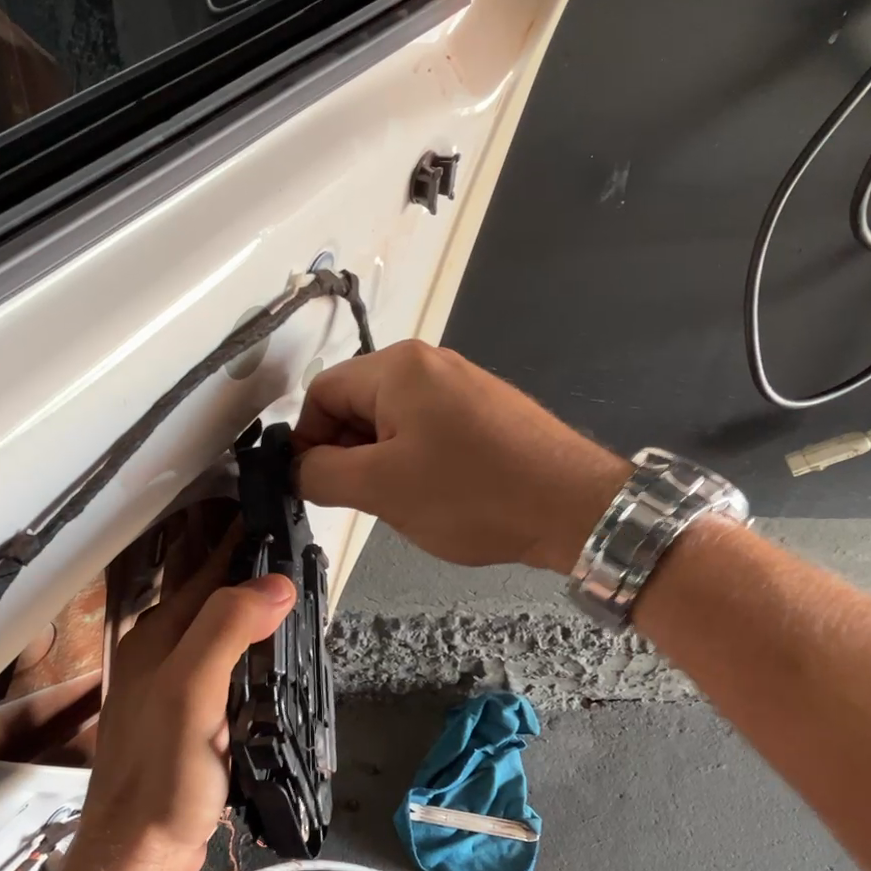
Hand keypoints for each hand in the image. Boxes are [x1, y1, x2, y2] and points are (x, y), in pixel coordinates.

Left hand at [77, 559, 294, 870]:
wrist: (140, 852)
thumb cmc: (163, 773)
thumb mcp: (193, 693)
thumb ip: (226, 631)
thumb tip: (276, 583)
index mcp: (156, 639)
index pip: (203, 574)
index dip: (238, 546)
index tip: (277, 521)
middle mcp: (158, 656)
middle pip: (207, 599)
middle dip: (244, 573)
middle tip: (295, 556)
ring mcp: (169, 689)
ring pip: (215, 633)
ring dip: (246, 611)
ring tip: (289, 598)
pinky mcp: (184, 720)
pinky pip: (221, 667)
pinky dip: (246, 651)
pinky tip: (268, 659)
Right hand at [293, 341, 630, 572]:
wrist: (574, 507)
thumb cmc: (471, 494)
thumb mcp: (380, 488)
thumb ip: (320, 474)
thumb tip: (296, 468)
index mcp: (396, 368)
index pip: (321, 394)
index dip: (306, 441)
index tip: (315, 486)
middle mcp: (428, 363)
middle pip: (356, 403)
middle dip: (346, 452)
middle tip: (362, 499)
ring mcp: (462, 383)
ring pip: (390, 420)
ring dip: (380, 460)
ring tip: (402, 500)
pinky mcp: (485, 409)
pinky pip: (427, 428)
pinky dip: (414, 459)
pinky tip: (435, 492)